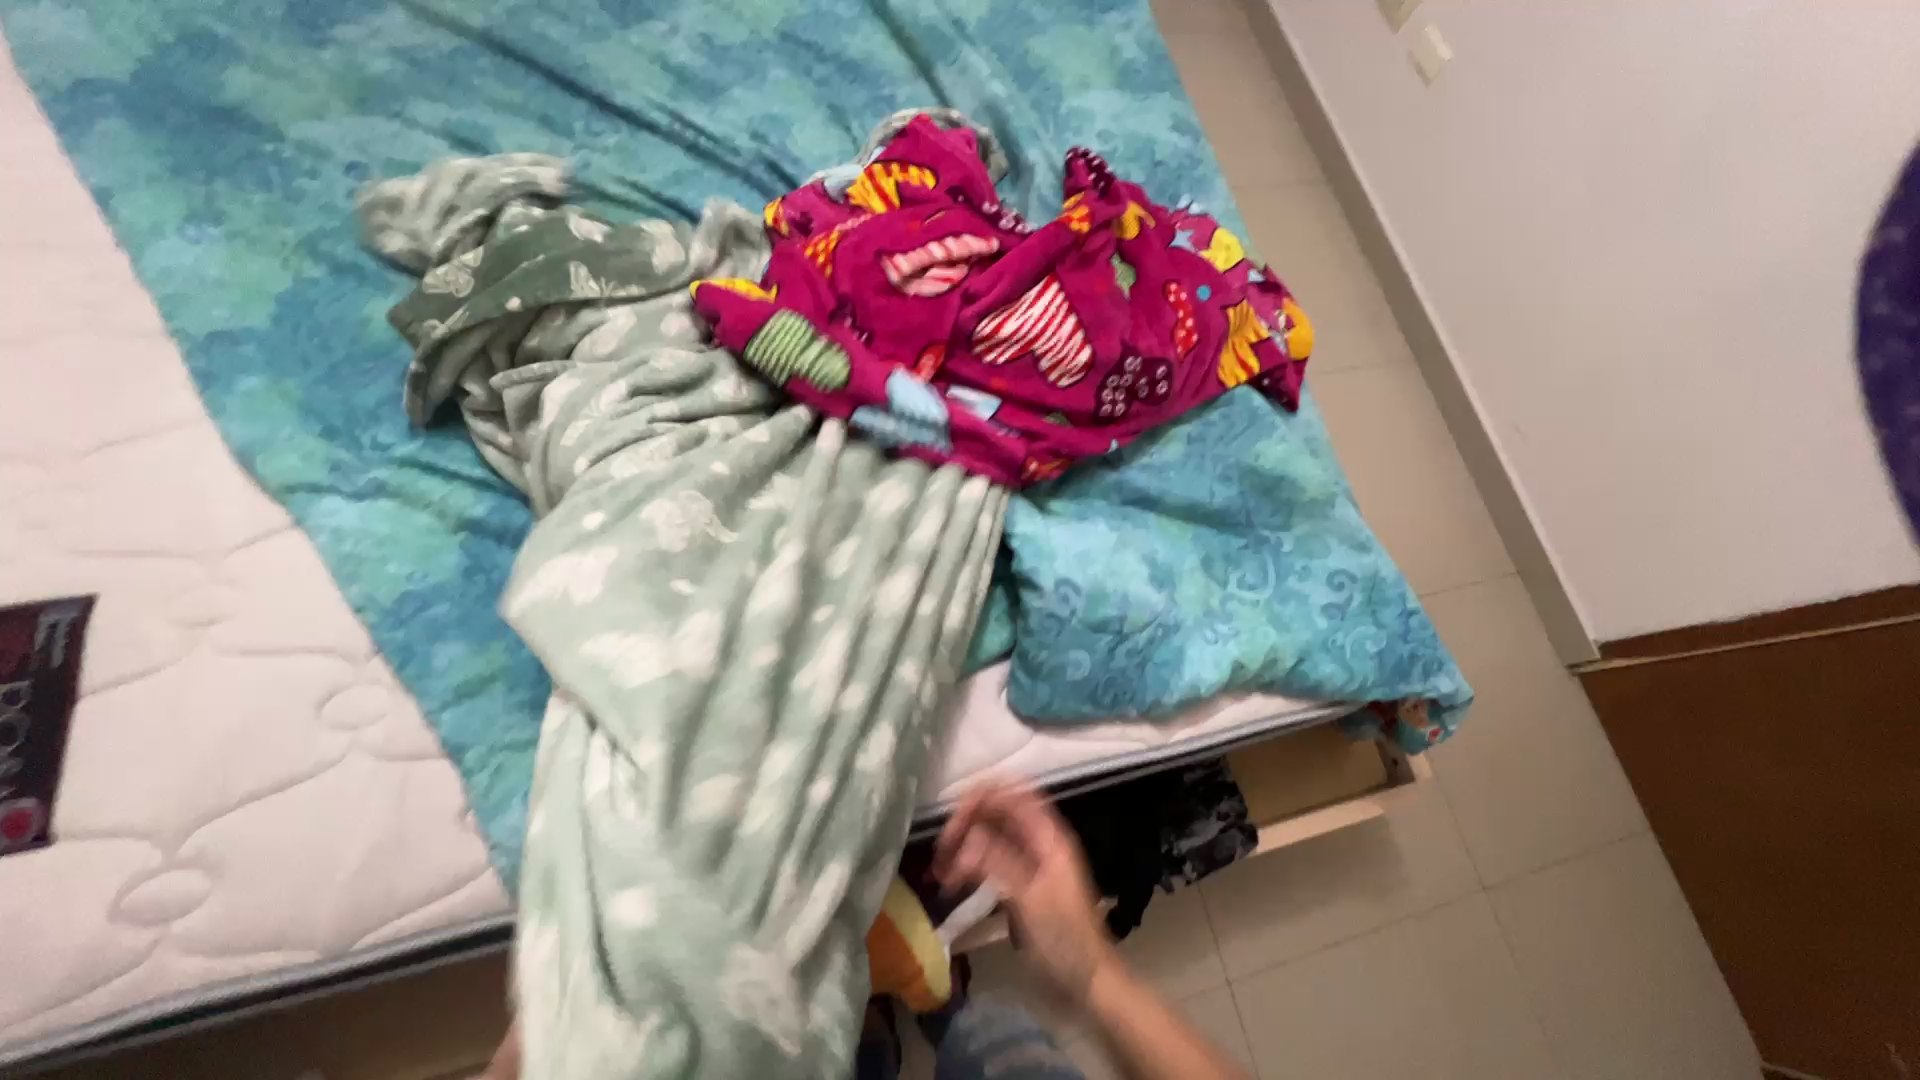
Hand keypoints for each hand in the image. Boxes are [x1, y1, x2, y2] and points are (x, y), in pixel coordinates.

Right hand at [933, 783, 1117, 1005]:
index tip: (954, 812)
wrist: (1089, 981)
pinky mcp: (1019, 883)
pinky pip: (989, 861)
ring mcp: (1029, 862)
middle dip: (968, 822)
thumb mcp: (1031, 899)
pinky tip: (950, 881)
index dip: (985, 794)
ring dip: (964, 845)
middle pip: (999, 812)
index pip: (1015, 795)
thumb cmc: (1066, 939)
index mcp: (1049, 837)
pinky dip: (969, 865)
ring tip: (940, 869)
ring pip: (991, 836)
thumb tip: (966, 836)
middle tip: (942, 848)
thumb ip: (999, 862)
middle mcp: (1038, 842)